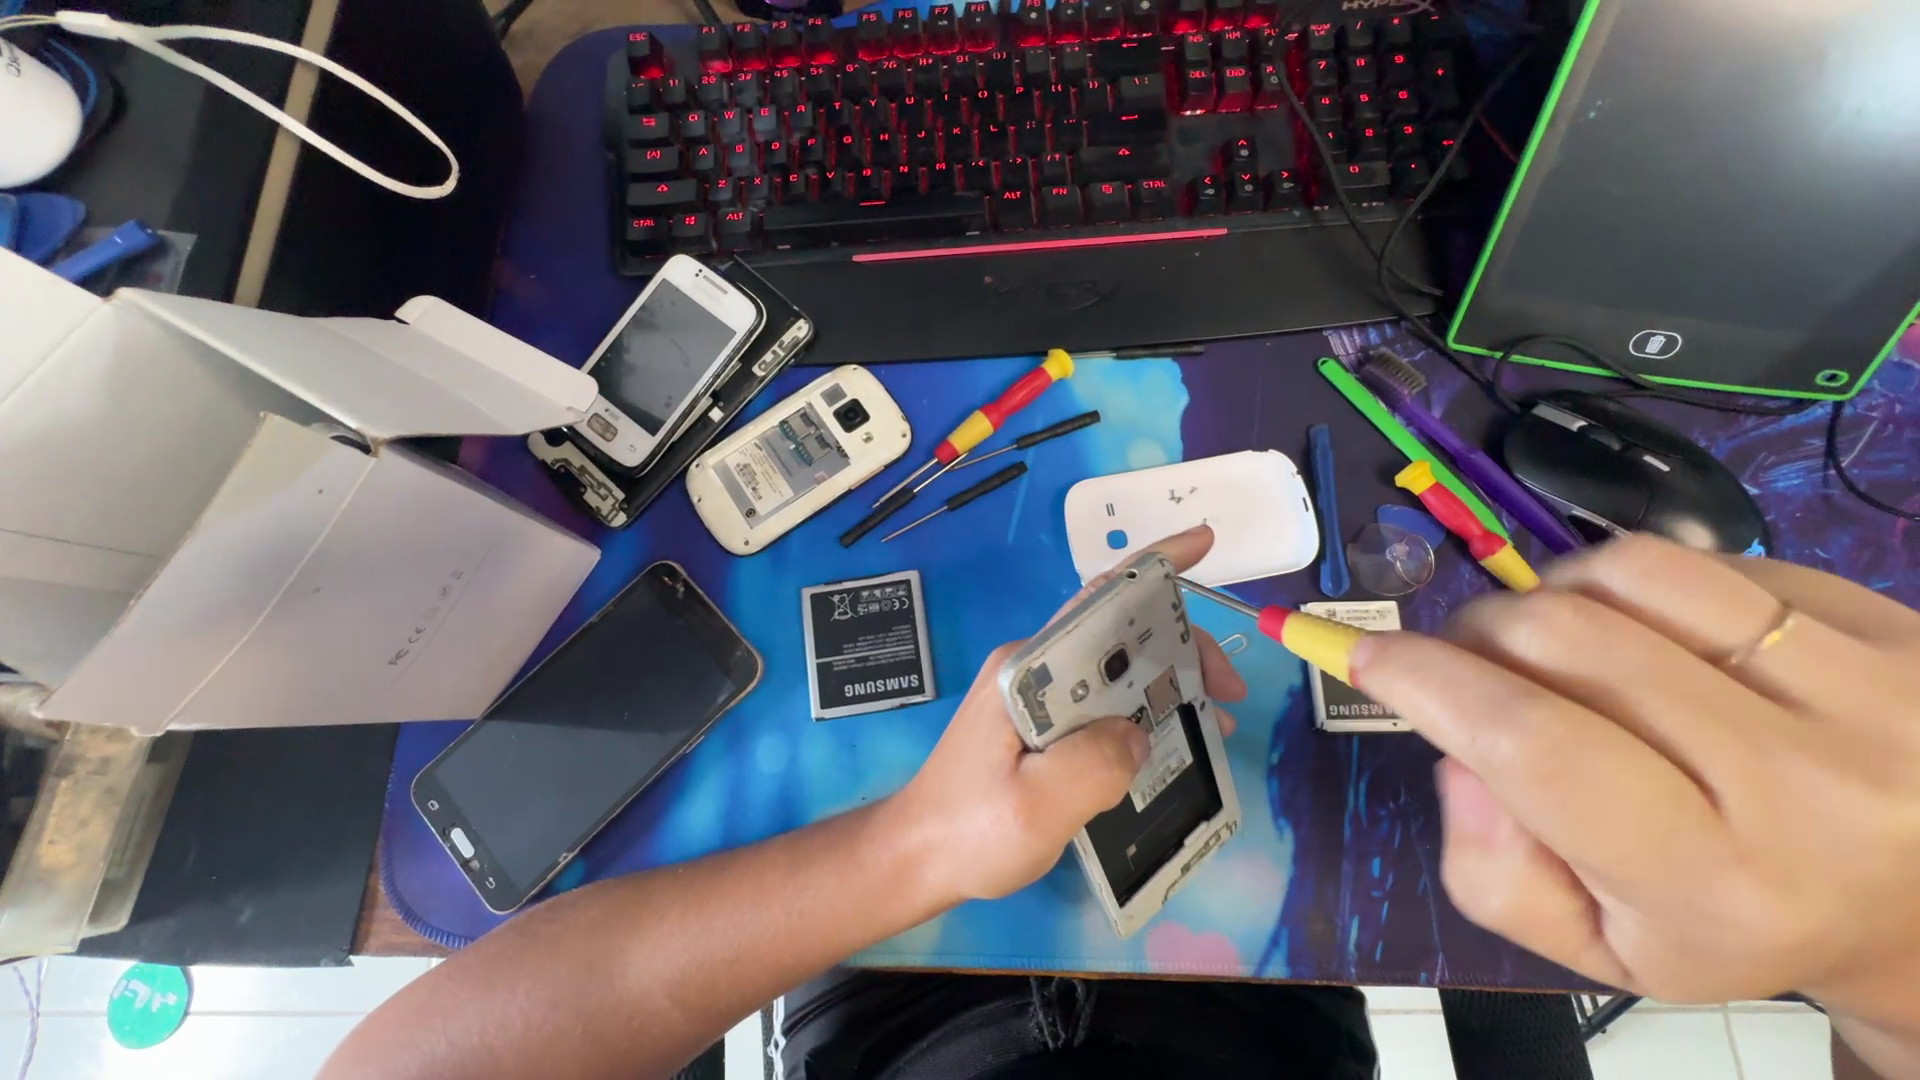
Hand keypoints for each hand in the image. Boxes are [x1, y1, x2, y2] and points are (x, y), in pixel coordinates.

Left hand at [887, 526, 1247, 904]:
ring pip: (1117, 672)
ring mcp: (1036, 697)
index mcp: (1028, 669)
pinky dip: (1146, 712)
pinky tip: (1176, 738)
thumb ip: (1094, 765)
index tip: (1203, 542)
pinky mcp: (1041, 726)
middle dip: (1182, 648)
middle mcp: (1034, 669)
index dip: (1152, 568)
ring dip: (1170, 685)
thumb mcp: (1035, 806)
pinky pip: (1104, 706)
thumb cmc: (970, 830)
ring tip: (1219, 720)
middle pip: (1118, 637)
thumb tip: (1139, 730)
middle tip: (1232, 692)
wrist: (919, 857)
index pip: (1097, 601)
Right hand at [1352, 534, 1919, 1029]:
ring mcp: (1869, 690)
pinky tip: (1643, 634)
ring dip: (1545, 593)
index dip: (1426, 682)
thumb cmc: (1724, 924)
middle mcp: (1809, 783)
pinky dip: (1625, 584)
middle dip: (1471, 632)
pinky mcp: (1892, 623)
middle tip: (1460, 658)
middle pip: (1563, 638)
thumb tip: (1456, 753)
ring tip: (1551, 639)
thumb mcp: (1589, 941)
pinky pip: (1699, 561)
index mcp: (1717, 881)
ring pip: (1625, 572)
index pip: (1535, 745)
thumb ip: (1487, 864)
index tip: (1364, 655)